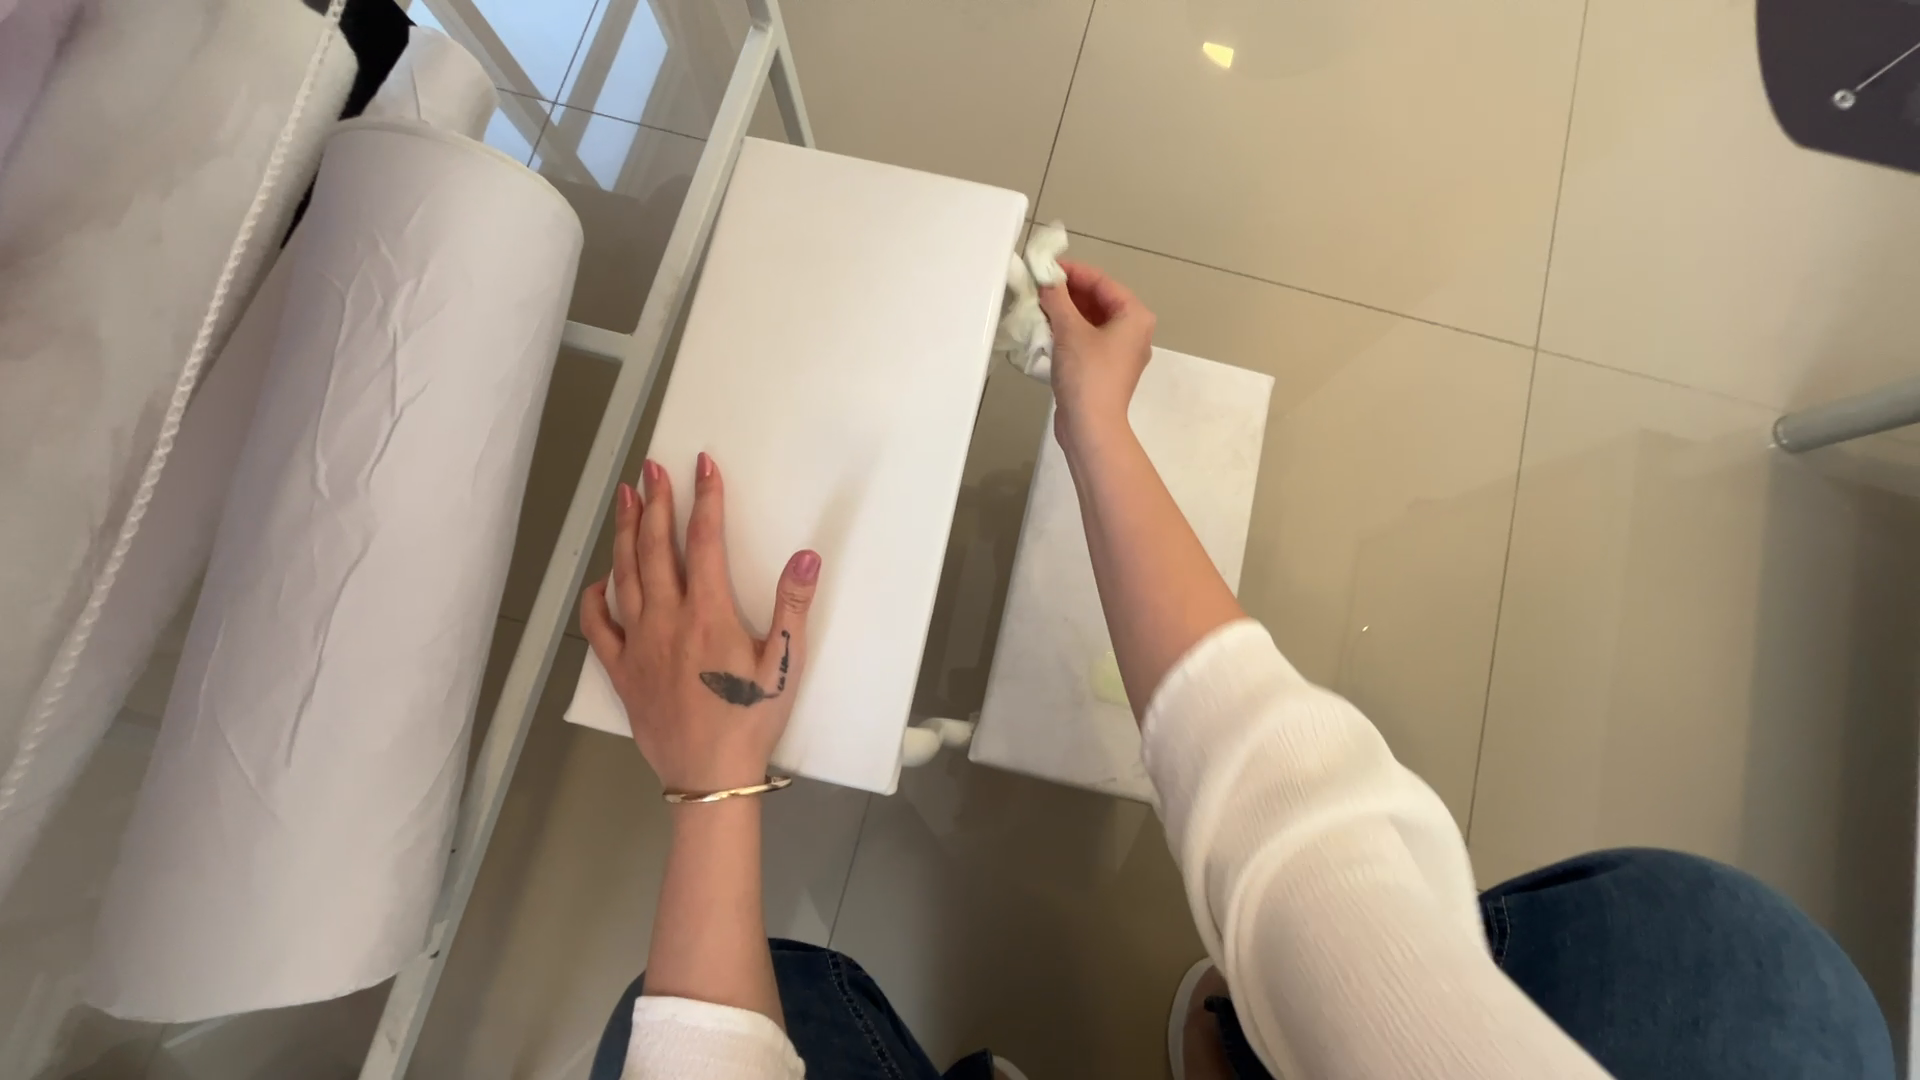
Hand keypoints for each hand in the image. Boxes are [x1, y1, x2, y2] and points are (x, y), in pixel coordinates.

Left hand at [579, 453, 821, 794]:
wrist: (709, 774)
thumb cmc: (750, 717)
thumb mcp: (784, 663)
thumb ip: (792, 607)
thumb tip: (806, 557)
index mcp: (708, 614)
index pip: (705, 542)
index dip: (705, 498)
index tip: (702, 465)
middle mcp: (667, 619)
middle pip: (657, 549)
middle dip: (655, 503)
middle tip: (651, 468)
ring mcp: (639, 644)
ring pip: (626, 576)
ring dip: (625, 534)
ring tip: (624, 499)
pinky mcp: (622, 670)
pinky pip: (599, 627)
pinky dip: (596, 597)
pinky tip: (601, 579)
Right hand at [1037, 258, 1155, 453]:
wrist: (1091, 427)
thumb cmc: (1086, 374)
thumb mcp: (1069, 330)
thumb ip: (1057, 299)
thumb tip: (1046, 279)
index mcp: (1135, 316)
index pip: (1102, 282)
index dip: (1073, 272)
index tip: (1046, 268)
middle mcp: (1134, 332)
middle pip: (1098, 301)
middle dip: (1068, 294)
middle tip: (1039, 288)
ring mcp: (1121, 354)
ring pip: (1092, 323)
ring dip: (1066, 314)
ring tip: (1038, 308)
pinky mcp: (1106, 372)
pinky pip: (1088, 342)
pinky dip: (1069, 334)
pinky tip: (1047, 332)